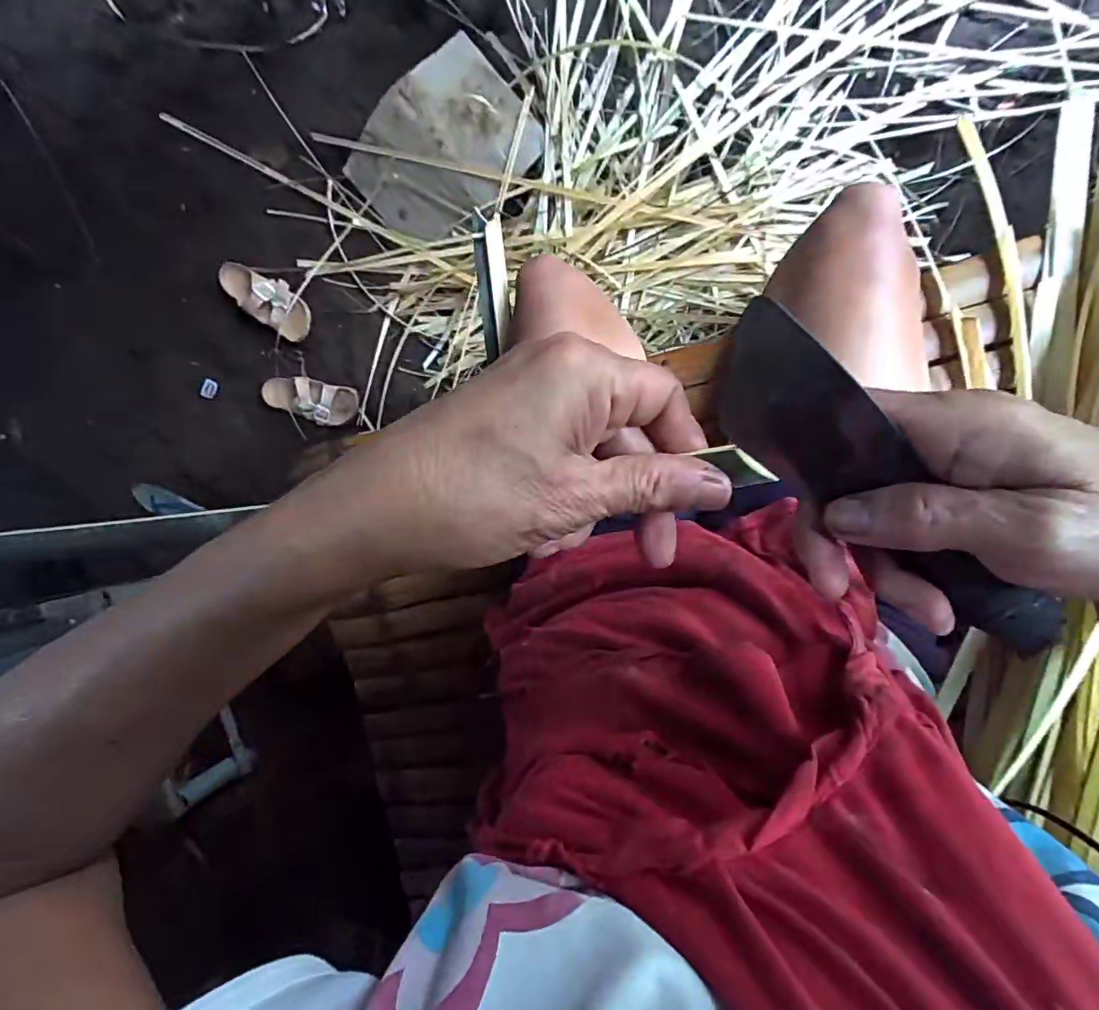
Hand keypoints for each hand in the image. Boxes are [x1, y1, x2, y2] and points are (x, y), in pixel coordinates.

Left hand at [269, 332, 732, 594]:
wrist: (374, 510)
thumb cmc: (482, 496)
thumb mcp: (579, 495)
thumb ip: (655, 485)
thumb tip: (724, 486)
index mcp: (586, 369)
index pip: (666, 396)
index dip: (689, 450)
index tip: (698, 504)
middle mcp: (564, 368)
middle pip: (634, 429)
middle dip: (646, 494)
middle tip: (654, 553)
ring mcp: (536, 394)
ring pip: (600, 450)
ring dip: (601, 503)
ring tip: (570, 546)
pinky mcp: (515, 420)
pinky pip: (567, 454)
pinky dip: (571, 495)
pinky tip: (549, 535)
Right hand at [794, 389, 1098, 631]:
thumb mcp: (1025, 532)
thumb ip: (928, 516)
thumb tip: (838, 511)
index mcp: (959, 422)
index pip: (852, 419)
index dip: (816, 469)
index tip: (818, 541)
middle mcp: (949, 435)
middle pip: (858, 477)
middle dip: (850, 543)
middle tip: (854, 600)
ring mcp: (959, 468)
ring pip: (882, 512)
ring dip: (891, 570)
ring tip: (935, 620)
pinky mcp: (970, 499)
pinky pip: (915, 530)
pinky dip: (917, 572)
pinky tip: (945, 610)